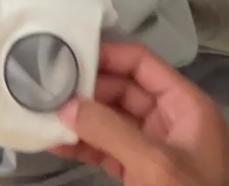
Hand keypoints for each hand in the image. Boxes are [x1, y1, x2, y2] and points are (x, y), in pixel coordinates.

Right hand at [52, 44, 228, 185]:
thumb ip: (110, 131)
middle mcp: (171, 121)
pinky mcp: (144, 176)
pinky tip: (56, 144)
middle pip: (122, 89)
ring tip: (43, 112)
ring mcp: (157, 150)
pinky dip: (85, 147)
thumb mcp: (156, 167)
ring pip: (112, 121)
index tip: (66, 55)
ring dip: (81, 120)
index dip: (105, 55)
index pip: (141, 63)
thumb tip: (65, 105)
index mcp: (186, 105)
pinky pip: (110, 150)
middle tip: (47, 88)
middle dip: (87, 90)